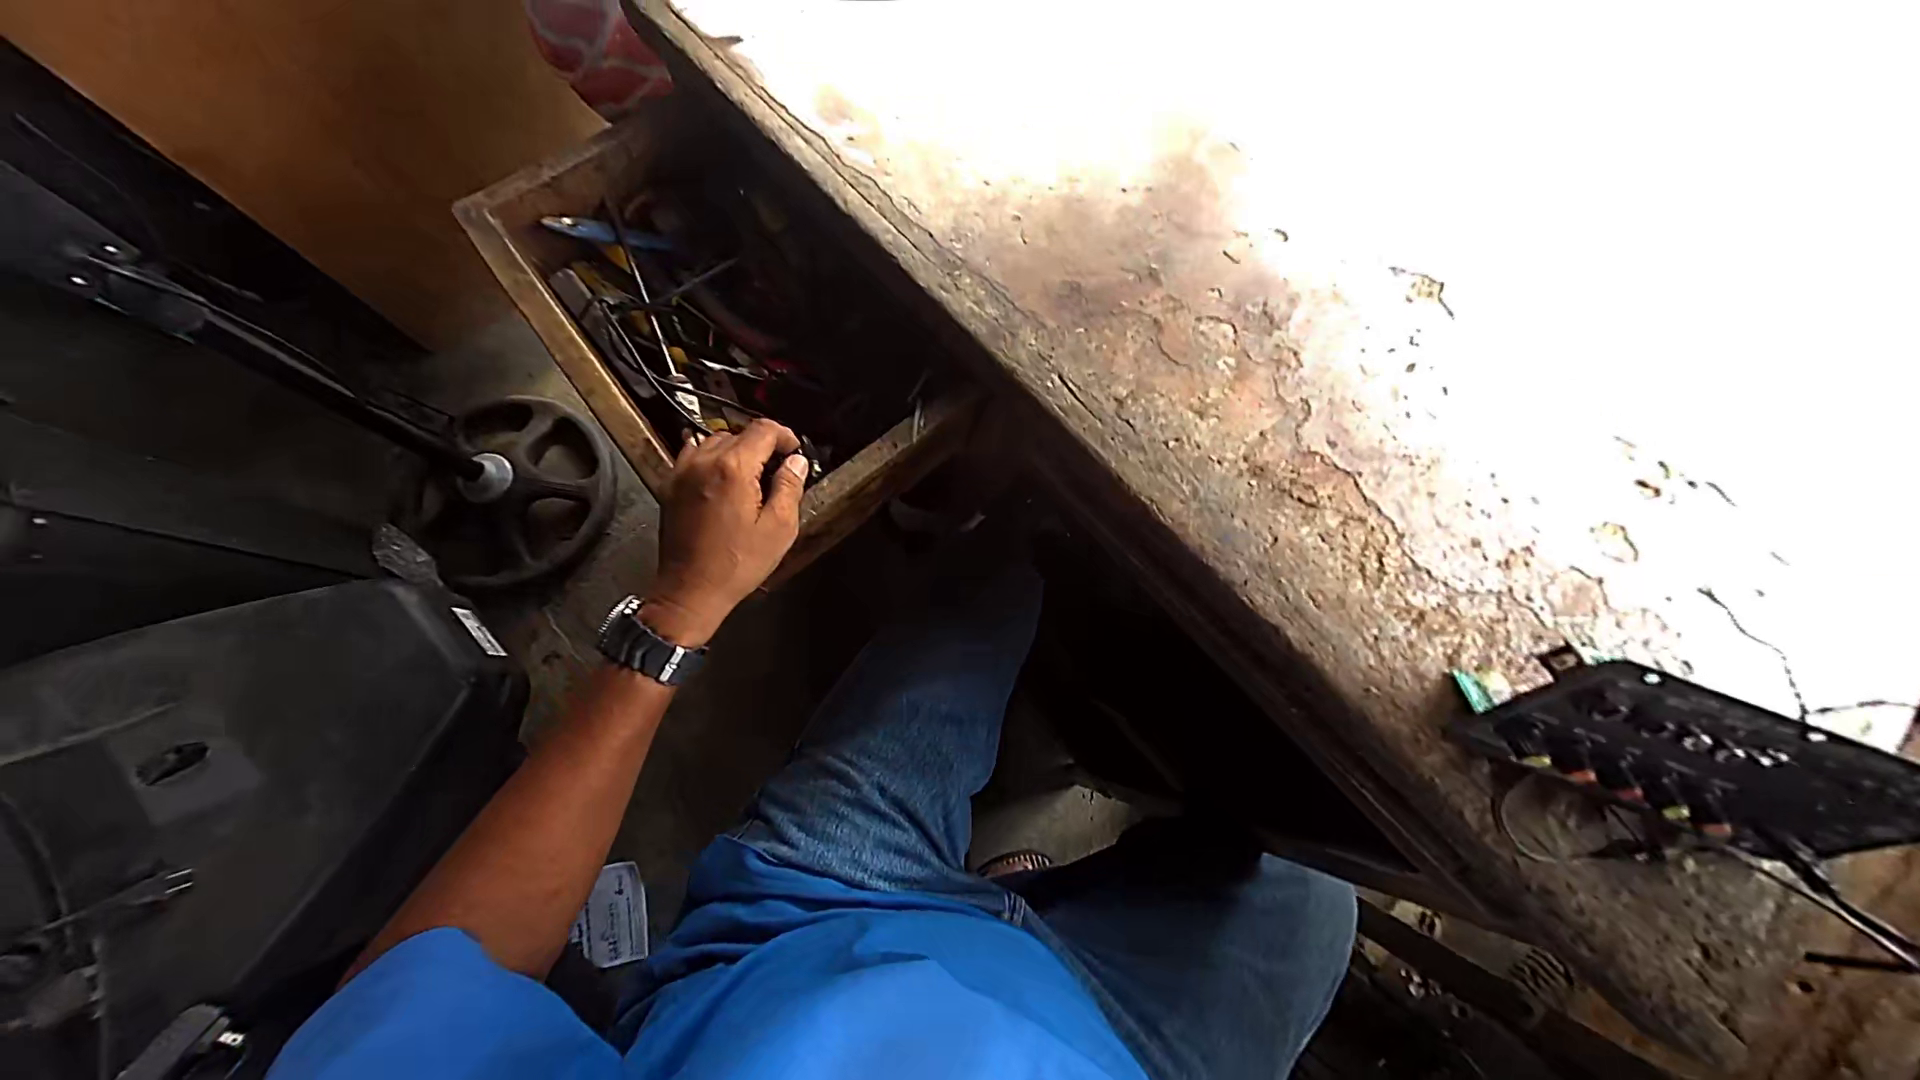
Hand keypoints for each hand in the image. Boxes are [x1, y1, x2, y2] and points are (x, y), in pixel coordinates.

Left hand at [644, 419, 807, 645]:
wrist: (691, 590)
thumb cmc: (735, 565)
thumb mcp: (779, 528)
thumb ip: (790, 487)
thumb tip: (797, 462)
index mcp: (733, 469)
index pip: (763, 430)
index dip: (785, 436)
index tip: (794, 450)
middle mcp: (703, 462)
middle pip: (739, 433)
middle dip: (763, 446)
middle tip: (778, 469)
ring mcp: (682, 473)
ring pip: (715, 441)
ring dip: (737, 451)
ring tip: (752, 477)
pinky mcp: (671, 486)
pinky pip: (694, 456)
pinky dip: (713, 460)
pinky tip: (725, 481)